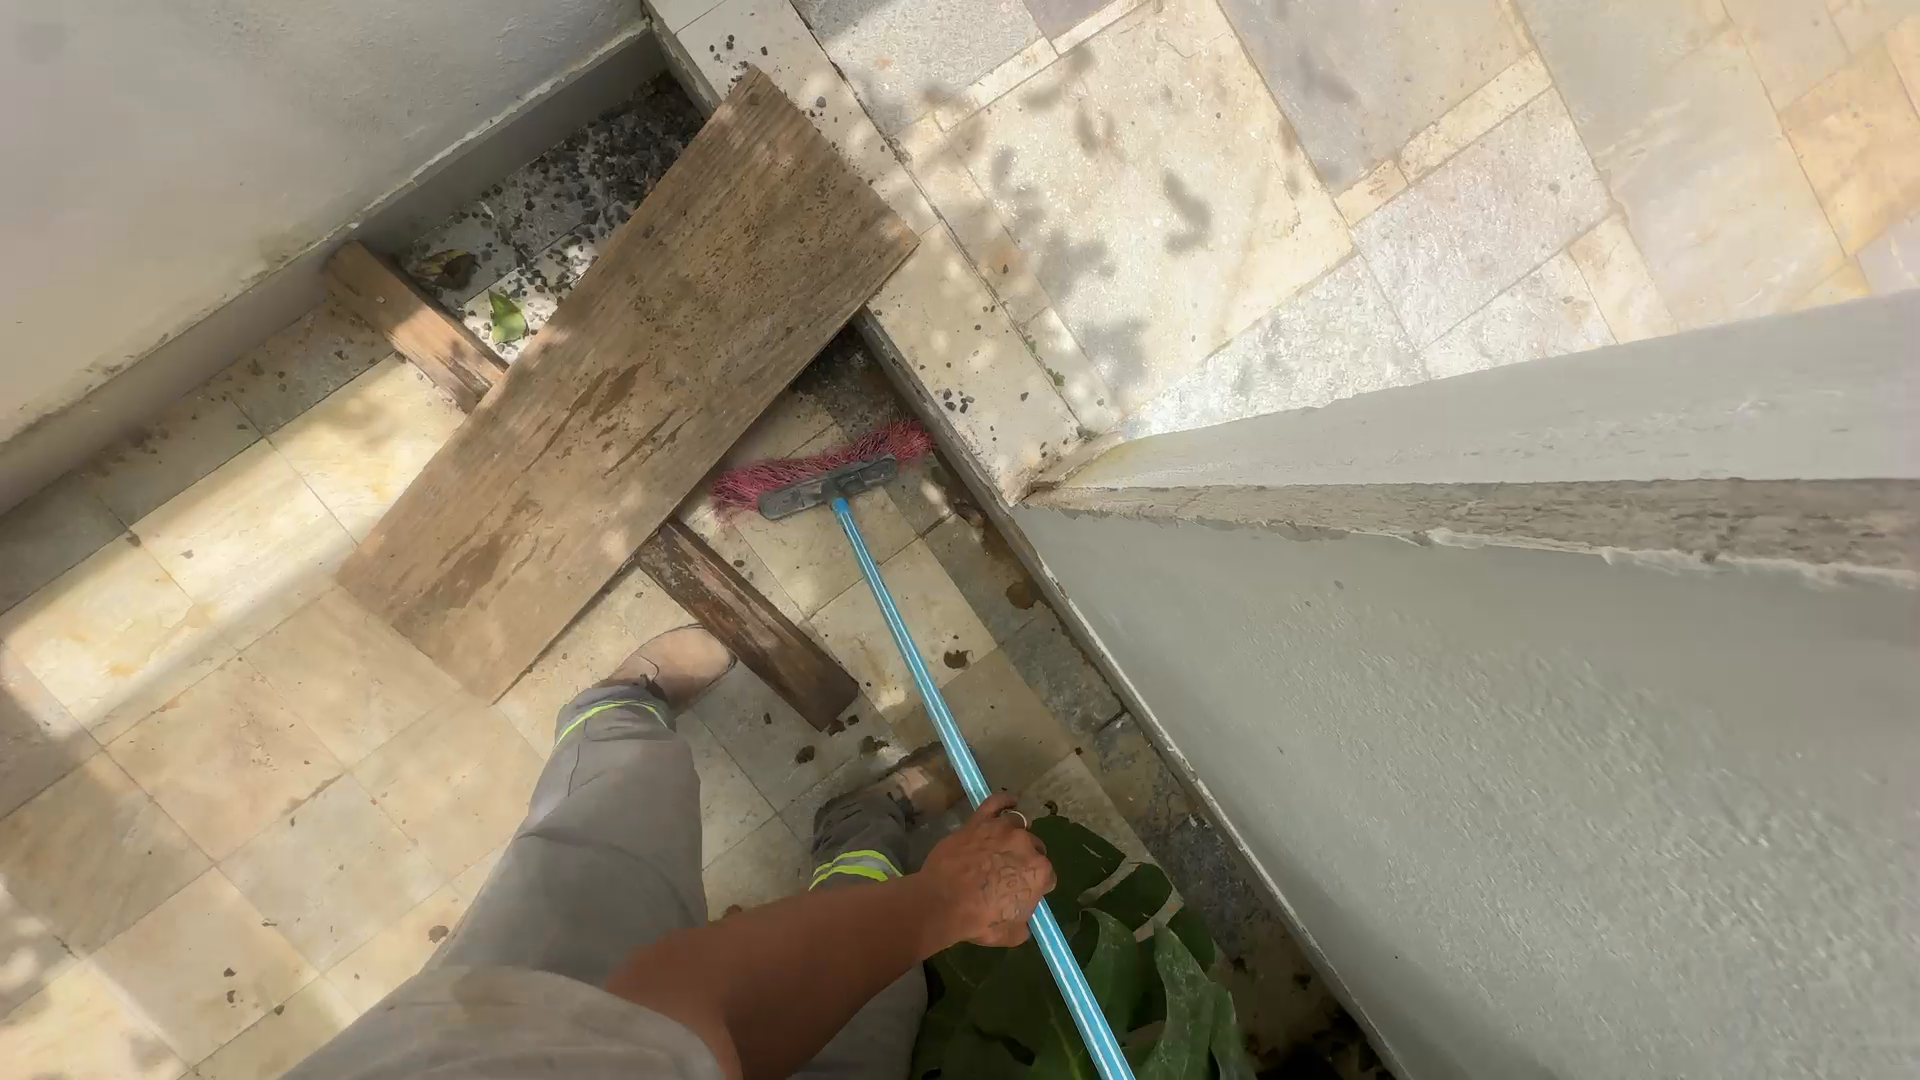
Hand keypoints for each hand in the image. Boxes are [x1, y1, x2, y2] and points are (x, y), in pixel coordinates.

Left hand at [915, 793, 1055, 948]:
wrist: (942, 901)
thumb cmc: (978, 921)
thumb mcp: (1011, 934)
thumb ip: (1025, 921)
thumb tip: (1024, 916)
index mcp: (1039, 872)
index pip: (1047, 876)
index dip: (1035, 885)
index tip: (1023, 891)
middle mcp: (1026, 844)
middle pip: (1035, 848)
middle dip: (1026, 859)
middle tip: (1009, 872)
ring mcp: (1002, 828)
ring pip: (1017, 826)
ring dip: (1015, 835)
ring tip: (1004, 845)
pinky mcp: (980, 821)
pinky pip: (996, 802)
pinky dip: (1005, 800)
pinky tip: (1010, 801)